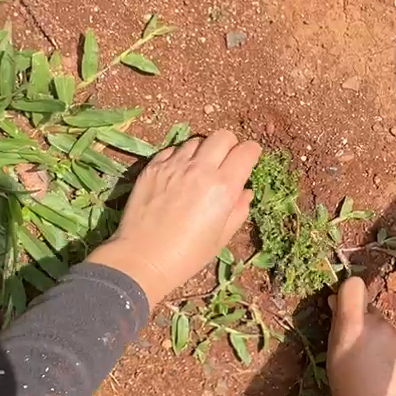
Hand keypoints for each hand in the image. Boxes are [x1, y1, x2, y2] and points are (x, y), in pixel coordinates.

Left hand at [87, 130, 262, 306]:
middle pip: (223, 136)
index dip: (252, 153)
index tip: (249, 160)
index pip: (246, 151)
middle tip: (225, 162)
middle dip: (230, 146)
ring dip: (204, 151)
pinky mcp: (153, 167)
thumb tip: (245, 191)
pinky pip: (172, 150)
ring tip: (199, 169)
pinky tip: (179, 174)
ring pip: (197, 141)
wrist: (143, 259)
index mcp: (224, 187)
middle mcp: (200, 169)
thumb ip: (239, 209)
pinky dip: (180, 157)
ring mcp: (174, 165)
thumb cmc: (188, 255)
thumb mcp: (222, 237)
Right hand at [328, 277, 395, 395]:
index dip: (348, 294)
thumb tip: (335, 302)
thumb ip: (336, 327)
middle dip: (363, 324)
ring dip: (378, 338)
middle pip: (368, 310)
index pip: (353, 286)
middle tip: (358, 353)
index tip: (343, 309)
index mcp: (352, 326)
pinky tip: (390, 373)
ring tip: (375, 369)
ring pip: (383, 327)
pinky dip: (393, 350)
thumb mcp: (333, 361)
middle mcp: (377, 323)